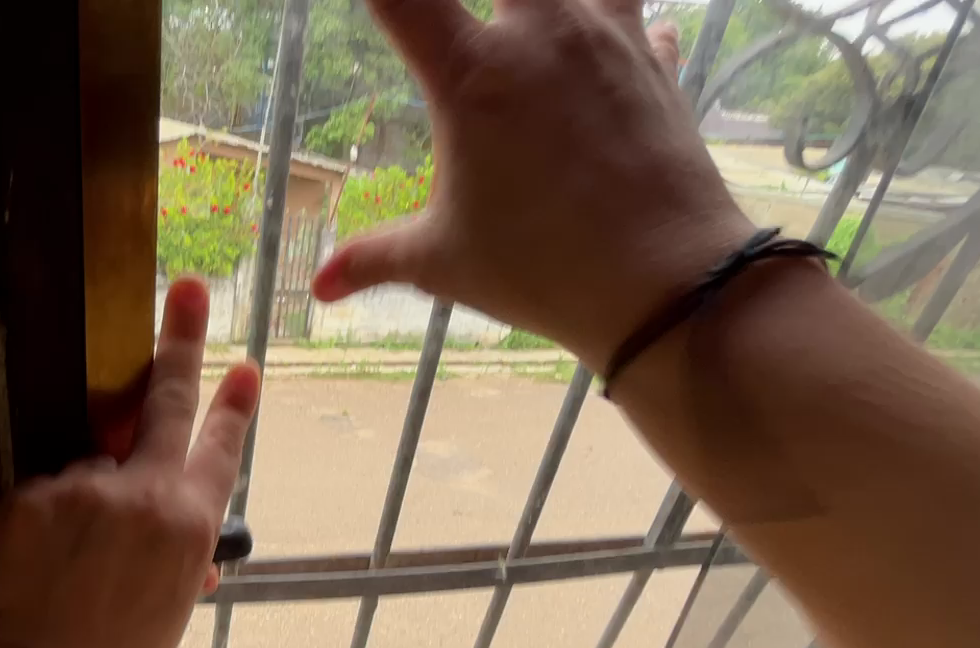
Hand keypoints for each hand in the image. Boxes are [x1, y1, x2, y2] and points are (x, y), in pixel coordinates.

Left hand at [0, 279, 261, 647]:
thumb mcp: (170, 608)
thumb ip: (178, 558)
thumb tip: (189, 552)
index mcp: (189, 524)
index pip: (219, 450)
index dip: (234, 408)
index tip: (245, 368)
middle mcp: (145, 492)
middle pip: (164, 401)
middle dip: (181, 342)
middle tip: (190, 289)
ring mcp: (86, 487)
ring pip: (89, 470)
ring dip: (85, 500)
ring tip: (70, 564)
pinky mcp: (34, 493)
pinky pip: (47, 493)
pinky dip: (46, 521)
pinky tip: (40, 564)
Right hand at [312, 0, 757, 368]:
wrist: (660, 280)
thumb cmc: (536, 269)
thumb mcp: (438, 264)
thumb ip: (371, 259)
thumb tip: (318, 287)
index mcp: (473, 79)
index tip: (378, 7)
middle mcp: (542, 34)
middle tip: (464, 27)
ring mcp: (609, 36)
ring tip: (530, 21)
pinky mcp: (655, 61)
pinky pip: (636, 9)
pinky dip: (611, 18)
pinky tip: (600, 47)